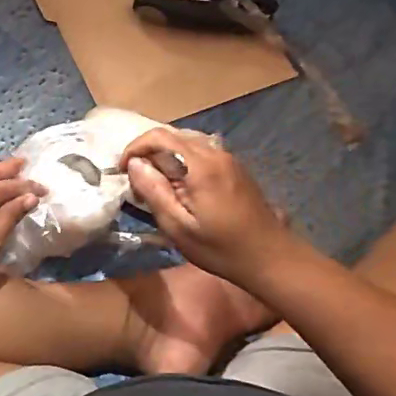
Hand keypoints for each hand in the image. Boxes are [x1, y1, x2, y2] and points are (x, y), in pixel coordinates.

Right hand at [120, 128, 293, 281]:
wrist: (271, 258)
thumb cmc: (220, 248)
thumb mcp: (177, 226)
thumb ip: (153, 191)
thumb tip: (134, 164)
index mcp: (201, 165)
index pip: (159, 136)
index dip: (134, 148)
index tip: (123, 171)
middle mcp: (216, 154)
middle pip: (172, 136)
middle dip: (148, 154)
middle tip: (137, 182)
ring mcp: (229, 160)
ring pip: (186, 144)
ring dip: (164, 158)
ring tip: (155, 185)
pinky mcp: (235, 169)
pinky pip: (200, 154)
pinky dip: (181, 162)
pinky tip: (178, 188)